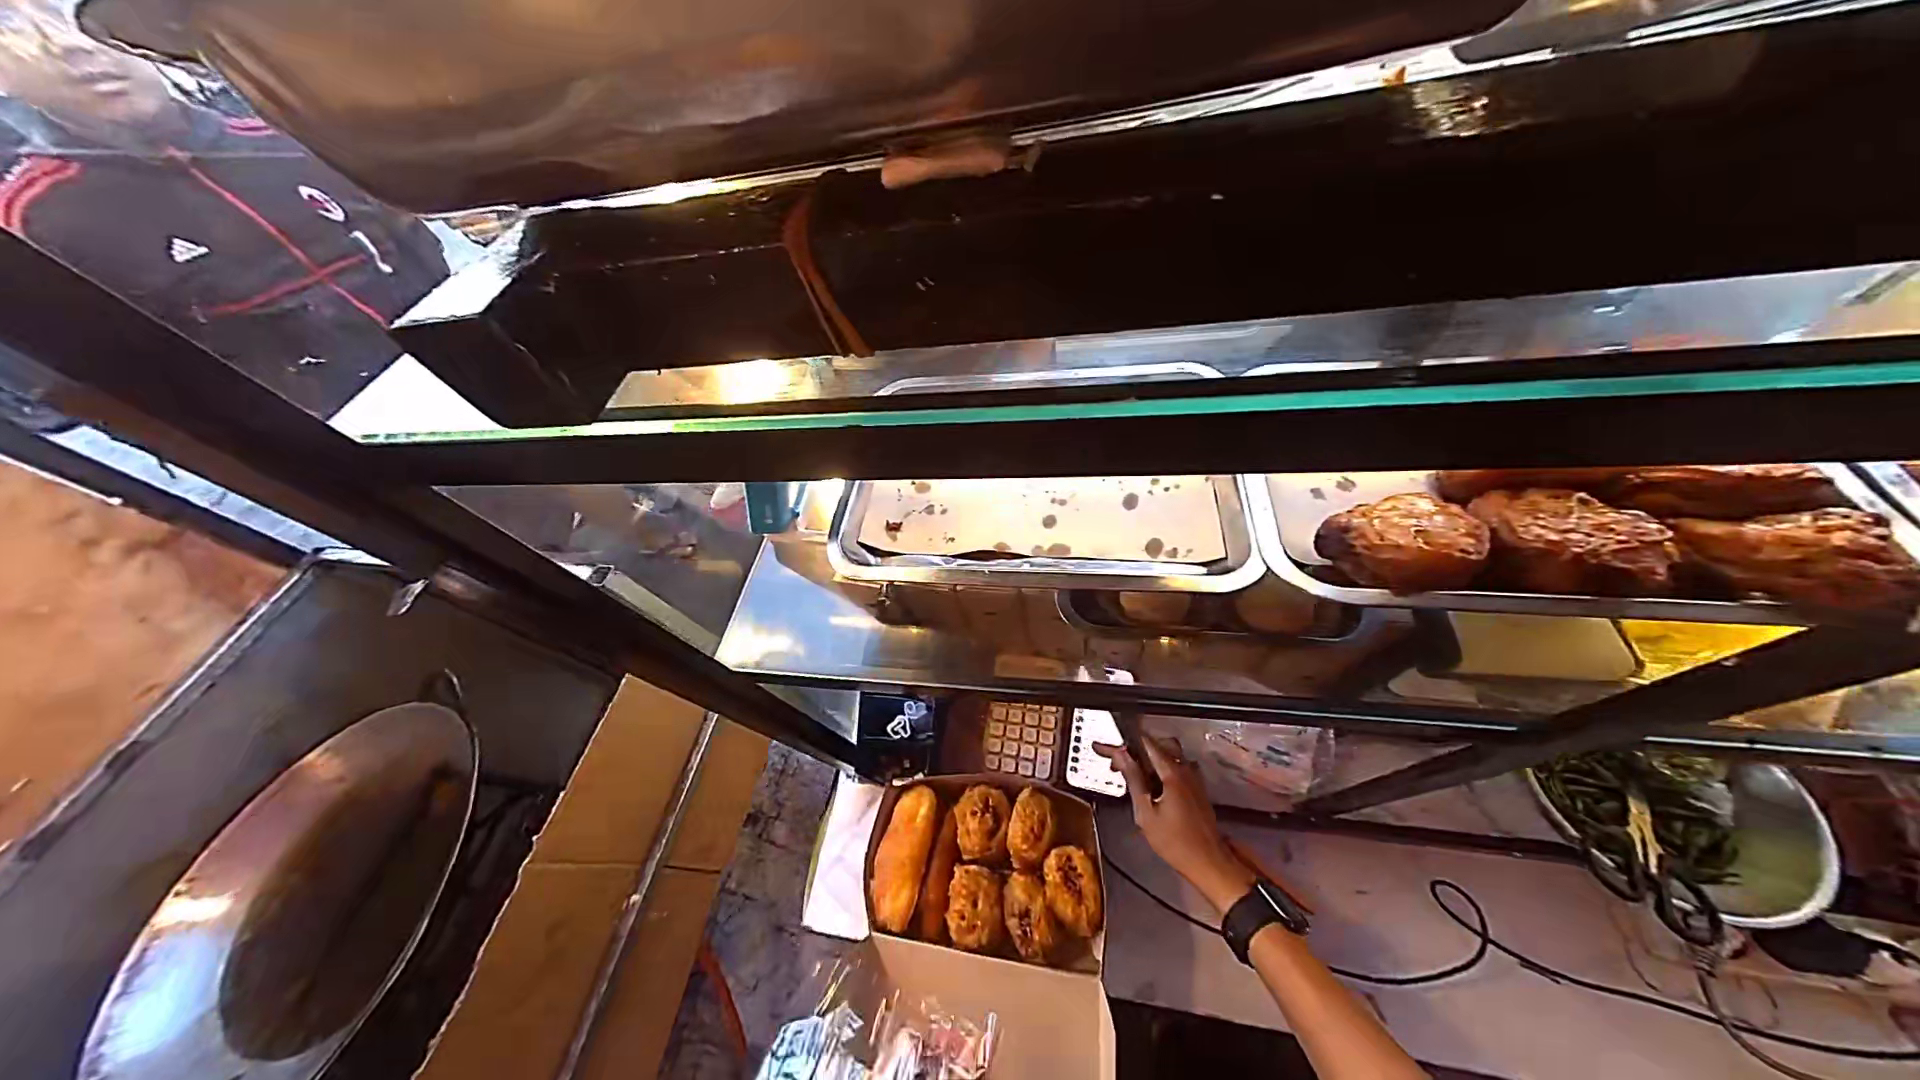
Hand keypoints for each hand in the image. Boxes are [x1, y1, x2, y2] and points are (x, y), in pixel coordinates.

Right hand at [1096, 736, 1255, 911]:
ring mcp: (1194, 779)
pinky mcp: (1197, 789)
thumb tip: (1121, 755)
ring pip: (1169, 756)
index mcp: (1173, 773)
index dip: (1122, 744)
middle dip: (1136, 750)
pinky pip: (1177, 768)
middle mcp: (1186, 770)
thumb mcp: (1145, 812)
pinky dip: (1161, 770)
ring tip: (1132, 776)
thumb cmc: (1174, 842)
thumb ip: (1133, 779)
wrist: (1208, 863)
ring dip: (1149, 761)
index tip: (1105, 749)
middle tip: (1118, 764)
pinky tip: (1150, 787)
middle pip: (1159, 746)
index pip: (1145, 744)